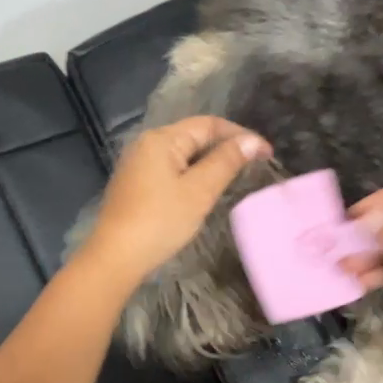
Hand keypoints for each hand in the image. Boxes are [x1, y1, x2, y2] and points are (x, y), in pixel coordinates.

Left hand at [79, 117, 270, 284]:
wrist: (115, 257)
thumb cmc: (159, 222)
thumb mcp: (199, 191)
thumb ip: (226, 162)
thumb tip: (251, 141)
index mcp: (161, 139)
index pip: (208, 125)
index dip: (240, 135)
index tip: (266, 153)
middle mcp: (146, 144)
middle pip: (193, 137)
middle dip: (225, 147)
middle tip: (253, 166)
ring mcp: (137, 165)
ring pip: (182, 155)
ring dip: (208, 162)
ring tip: (233, 177)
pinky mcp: (134, 185)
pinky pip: (169, 170)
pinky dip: (190, 175)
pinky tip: (202, 192)